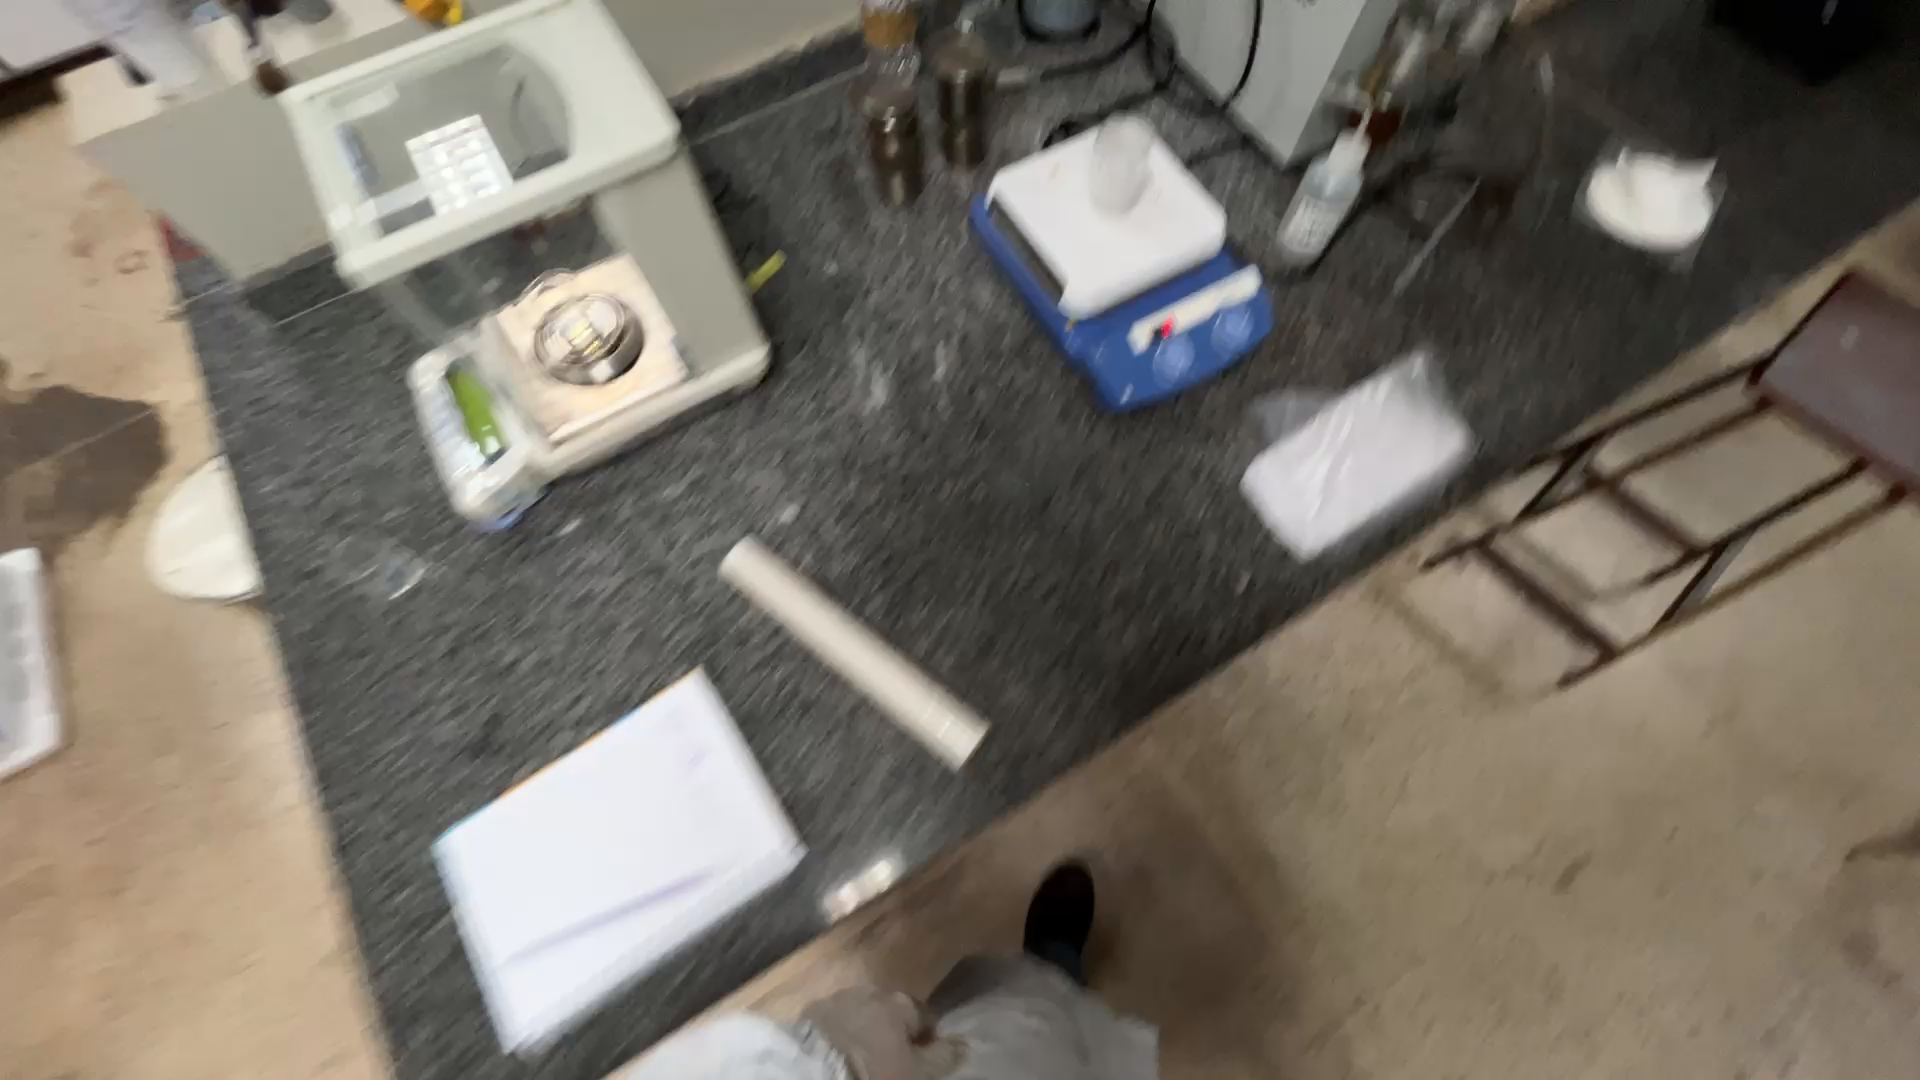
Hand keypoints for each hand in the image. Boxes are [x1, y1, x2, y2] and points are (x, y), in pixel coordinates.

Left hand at [801, 987, 961, 1079]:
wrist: (815, 1072)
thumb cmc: (875, 1071)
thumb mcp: (916, 1072)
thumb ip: (942, 1057)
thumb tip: (966, 1043)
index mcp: (902, 1002)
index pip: (924, 1016)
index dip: (925, 1040)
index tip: (921, 1061)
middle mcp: (873, 990)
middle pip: (890, 1011)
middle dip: (891, 1030)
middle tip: (889, 1059)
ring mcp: (840, 998)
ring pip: (860, 1013)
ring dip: (864, 1029)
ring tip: (861, 1055)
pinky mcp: (811, 1011)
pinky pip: (833, 1021)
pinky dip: (838, 1033)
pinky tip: (836, 1051)